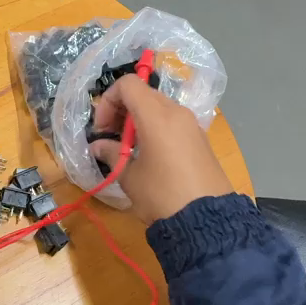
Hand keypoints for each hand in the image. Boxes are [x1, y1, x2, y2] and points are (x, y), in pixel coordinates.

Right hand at [88, 74, 233, 223]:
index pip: (127, 84)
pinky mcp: (200, 139)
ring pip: (158, 107)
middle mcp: (176, 112)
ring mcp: (191, 124)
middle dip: (121, 110)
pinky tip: (149, 155)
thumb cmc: (162, 195)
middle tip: (110, 137)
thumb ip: (112, 154)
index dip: (108, 101)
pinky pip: (172, 122)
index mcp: (156, 116)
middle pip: (143, 94)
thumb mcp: (130, 177)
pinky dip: (155, 128)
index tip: (102, 128)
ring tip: (128, 148)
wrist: (207, 219)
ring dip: (138, 120)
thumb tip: (98, 146)